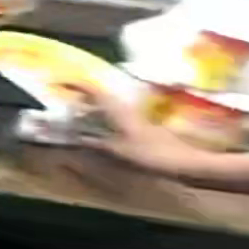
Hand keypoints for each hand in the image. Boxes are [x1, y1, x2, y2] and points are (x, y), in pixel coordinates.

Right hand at [68, 85, 211, 179]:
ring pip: (108, 106)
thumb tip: (71, 136)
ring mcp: (137, 118)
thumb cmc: (153, 155)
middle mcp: (127, 110)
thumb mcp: (117, 151)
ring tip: (75, 114)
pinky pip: (115, 117)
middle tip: (62, 99)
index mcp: (118, 110)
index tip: (55, 83)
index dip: (72, 84)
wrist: (193, 166)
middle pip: (99, 96)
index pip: (92, 90)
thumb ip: (92, 142)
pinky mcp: (144, 128)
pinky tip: (97, 129)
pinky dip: (101, 118)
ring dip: (91, 106)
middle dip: (79, 95)